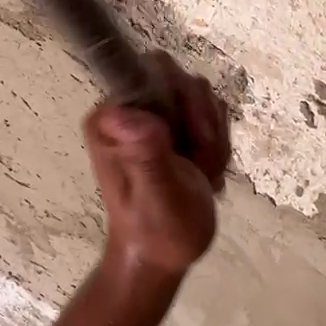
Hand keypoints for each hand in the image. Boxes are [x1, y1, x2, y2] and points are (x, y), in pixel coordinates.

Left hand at [84, 52, 230, 276]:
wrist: (164, 256)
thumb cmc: (159, 233)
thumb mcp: (159, 196)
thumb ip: (146, 155)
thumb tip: (123, 114)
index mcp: (110, 119)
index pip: (155, 70)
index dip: (186, 100)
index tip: (197, 142)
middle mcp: (125, 109)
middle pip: (183, 81)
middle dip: (205, 123)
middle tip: (204, 166)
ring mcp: (149, 117)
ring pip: (200, 98)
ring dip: (213, 138)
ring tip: (203, 175)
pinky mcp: (170, 127)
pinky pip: (208, 114)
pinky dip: (215, 144)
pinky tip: (206, 173)